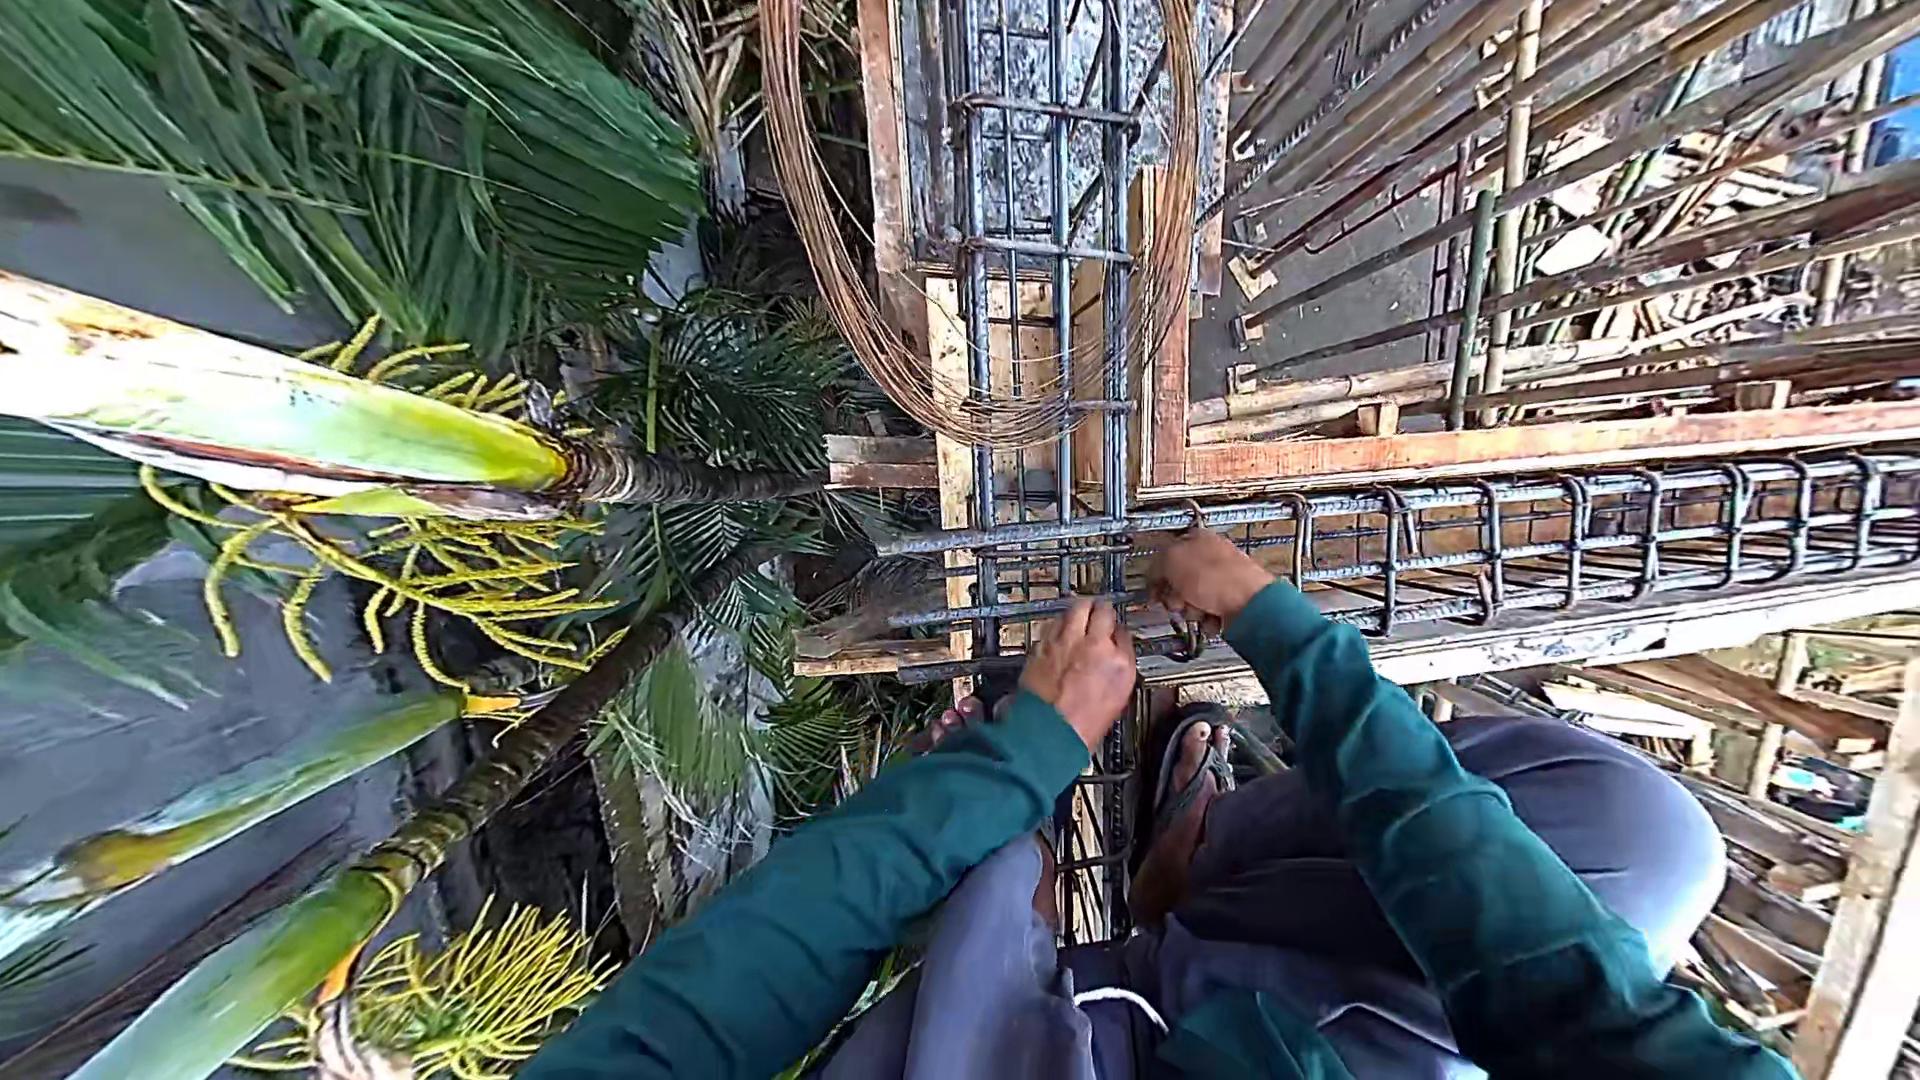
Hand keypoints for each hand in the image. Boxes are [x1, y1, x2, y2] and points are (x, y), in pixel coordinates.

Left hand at [1019, 597, 1135, 751]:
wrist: (1049, 731)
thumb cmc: (1081, 725)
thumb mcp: (1116, 699)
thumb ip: (1117, 669)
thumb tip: (1114, 656)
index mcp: (1119, 663)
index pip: (1123, 633)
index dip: (1116, 630)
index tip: (1113, 630)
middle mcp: (1095, 646)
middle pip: (1102, 611)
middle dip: (1101, 609)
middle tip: (1099, 608)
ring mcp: (1067, 641)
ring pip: (1077, 608)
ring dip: (1080, 608)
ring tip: (1080, 609)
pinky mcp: (1045, 644)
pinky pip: (1055, 622)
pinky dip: (1060, 622)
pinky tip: (1060, 626)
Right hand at [1149, 528, 1273, 635]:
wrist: (1250, 606)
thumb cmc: (1216, 579)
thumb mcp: (1172, 561)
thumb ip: (1157, 563)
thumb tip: (1153, 572)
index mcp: (1199, 539)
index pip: (1168, 553)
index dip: (1157, 572)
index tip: (1153, 587)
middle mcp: (1213, 558)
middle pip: (1179, 580)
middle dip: (1174, 594)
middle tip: (1177, 599)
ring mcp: (1224, 580)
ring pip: (1191, 599)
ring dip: (1189, 609)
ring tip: (1198, 610)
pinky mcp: (1232, 602)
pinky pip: (1208, 613)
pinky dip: (1206, 619)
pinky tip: (1210, 618)